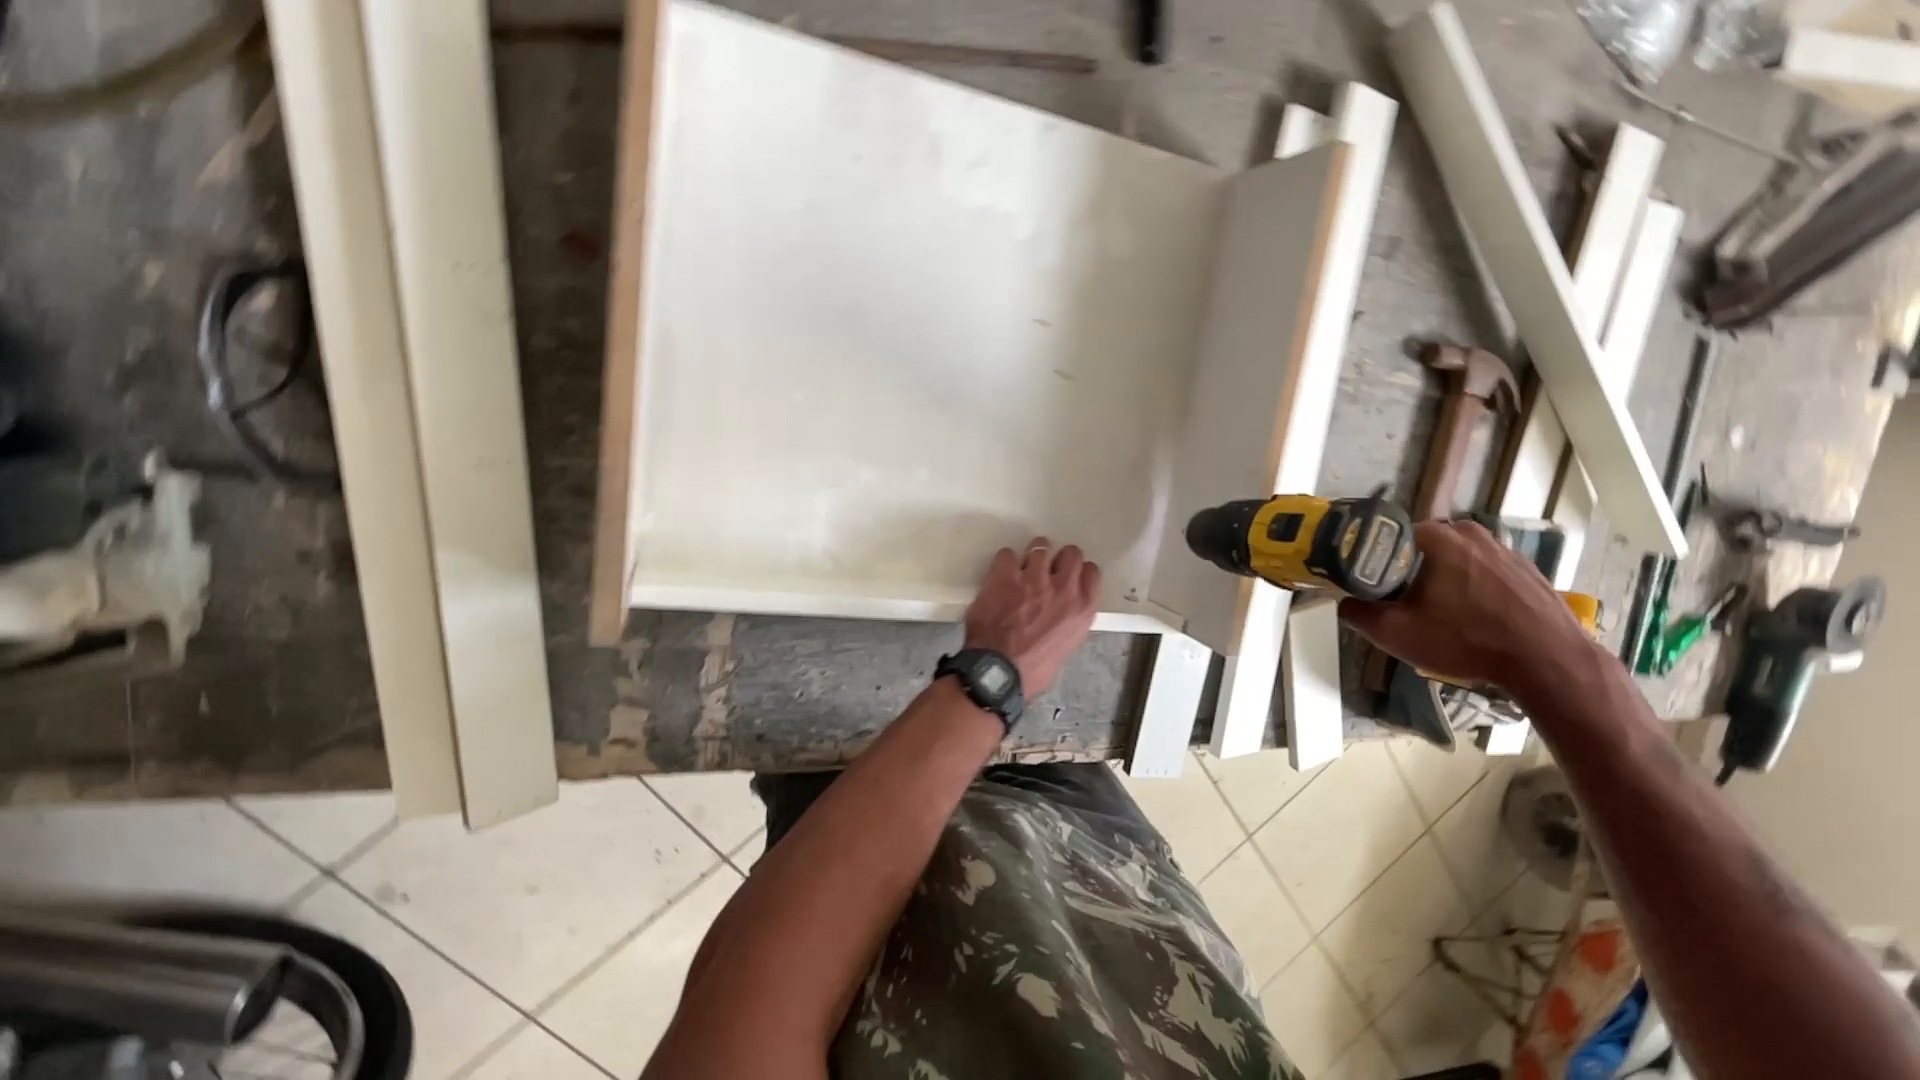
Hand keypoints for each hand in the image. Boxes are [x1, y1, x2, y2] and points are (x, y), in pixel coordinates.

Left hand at [964, 537, 1100, 695]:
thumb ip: (1067, 625)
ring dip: (1033, 555)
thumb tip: (1056, 620)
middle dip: (1059, 558)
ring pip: (1041, 546)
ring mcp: (1034, 578)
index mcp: (1083, 609)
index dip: (1078, 572)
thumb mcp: (1066, 648)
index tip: (1069, 577)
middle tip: (1047, 569)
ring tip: (1024, 565)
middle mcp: (1063, 588)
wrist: (999, 670)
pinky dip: (1005, 562)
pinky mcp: (1005, 576)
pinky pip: (1007, 554)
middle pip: (1071, 553)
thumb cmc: (1032, 671)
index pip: (1092, 572)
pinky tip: (1001, 574)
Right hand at [1338, 519, 1599, 695]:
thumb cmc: (1467, 640)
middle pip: (1423, 548)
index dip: (1376, 563)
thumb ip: (1359, 614)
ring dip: (1444, 580)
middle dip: (1411, 572)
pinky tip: (1476, 619)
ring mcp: (1504, 549)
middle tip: (1405, 605)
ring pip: (1457, 560)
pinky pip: (1486, 572)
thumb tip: (1344, 604)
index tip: (1374, 589)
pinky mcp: (1527, 570)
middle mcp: (1470, 533)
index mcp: (1437, 536)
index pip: (1389, 538)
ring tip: (1441, 615)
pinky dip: (1475, 589)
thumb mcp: (1396, 634)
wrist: (1547, 660)